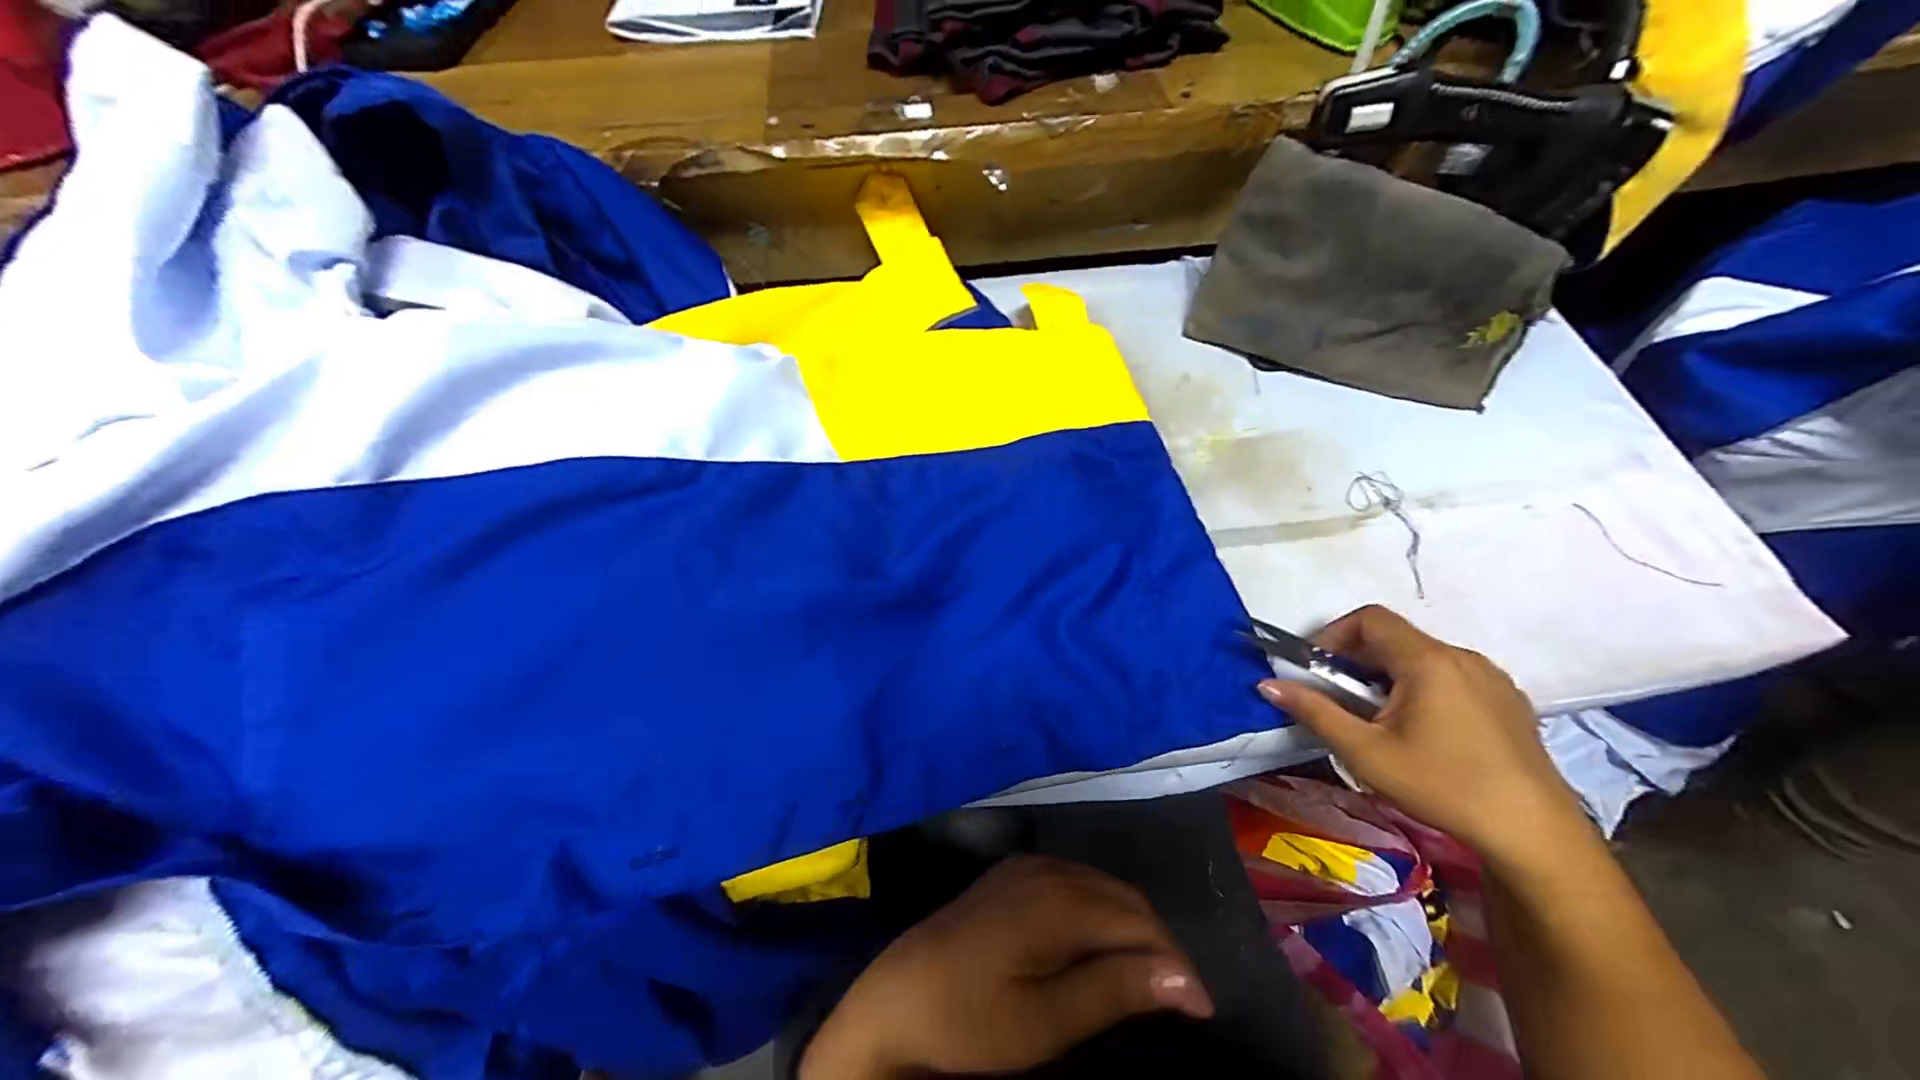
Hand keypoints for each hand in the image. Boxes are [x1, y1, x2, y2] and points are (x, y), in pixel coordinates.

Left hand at [798, 855, 1213, 1079]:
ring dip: (1131, 925)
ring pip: (1102, 887)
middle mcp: (1048, 870)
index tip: (1203, 1011)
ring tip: (1146, 976)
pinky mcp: (1010, 873)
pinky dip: (1100, 910)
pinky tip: (1099, 942)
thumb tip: (1185, 979)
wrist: (895, 998)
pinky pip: (1075, 881)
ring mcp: (1026, 866)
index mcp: (1059, 901)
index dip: (1177, 965)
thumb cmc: (970, 1020)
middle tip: (1179, 999)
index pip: (1141, 924)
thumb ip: (1115, 990)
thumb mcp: (1046, 1022)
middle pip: (1125, 899)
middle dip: (1158, 944)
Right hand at [1256, 605, 1592, 871]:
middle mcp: (1463, 658)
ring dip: (1388, 677)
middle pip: (1396, 638)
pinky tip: (1422, 733)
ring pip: (1423, 659)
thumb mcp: (1365, 752)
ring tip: (1377, 721)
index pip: (1370, 619)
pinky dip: (1422, 689)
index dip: (1334, 634)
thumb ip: (1315, 712)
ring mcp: (1492, 679)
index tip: (1316, 668)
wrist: (1533, 834)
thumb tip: (1269, 685)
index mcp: (1428, 661)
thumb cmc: (1442, 786)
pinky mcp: (1509, 702)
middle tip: (1339, 700)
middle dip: (1357, 661)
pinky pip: (1452, 678)